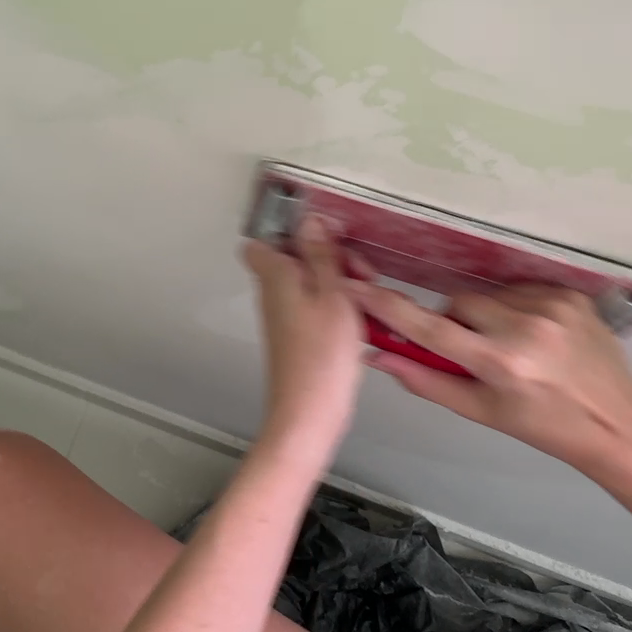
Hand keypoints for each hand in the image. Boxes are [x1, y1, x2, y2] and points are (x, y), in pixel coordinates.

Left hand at [243, 217, 366, 451]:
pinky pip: (314, 303)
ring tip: (368, 297)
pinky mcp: (296, 333)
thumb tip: (308, 220)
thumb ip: (320, 254)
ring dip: (339, 281)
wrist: (309, 411)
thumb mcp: (333, 293)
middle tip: (361, 273)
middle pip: (294, 257)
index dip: (292, 231)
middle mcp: (272, 292)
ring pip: (309, 280)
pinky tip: (360, 318)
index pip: (263, 239)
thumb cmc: (322, 353)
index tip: (329, 236)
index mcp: (275, 275)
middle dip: (329, 256)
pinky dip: (337, 304)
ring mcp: (283, 314)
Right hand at [343, 282, 631, 473]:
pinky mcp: (571, 295)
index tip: (358, 289)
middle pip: (458, 304)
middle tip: (476, 352)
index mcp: (501, 363)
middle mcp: (526, 329)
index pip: (430, 329)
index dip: (388, 308)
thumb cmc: (544, 426)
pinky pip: (519, 290)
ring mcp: (552, 307)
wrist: (620, 425)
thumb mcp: (482, 412)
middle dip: (457, 324)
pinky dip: (517, 308)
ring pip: (488, 296)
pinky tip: (536, 334)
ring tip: (514, 345)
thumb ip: (426, 381)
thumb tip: (379, 355)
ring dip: (488, 315)